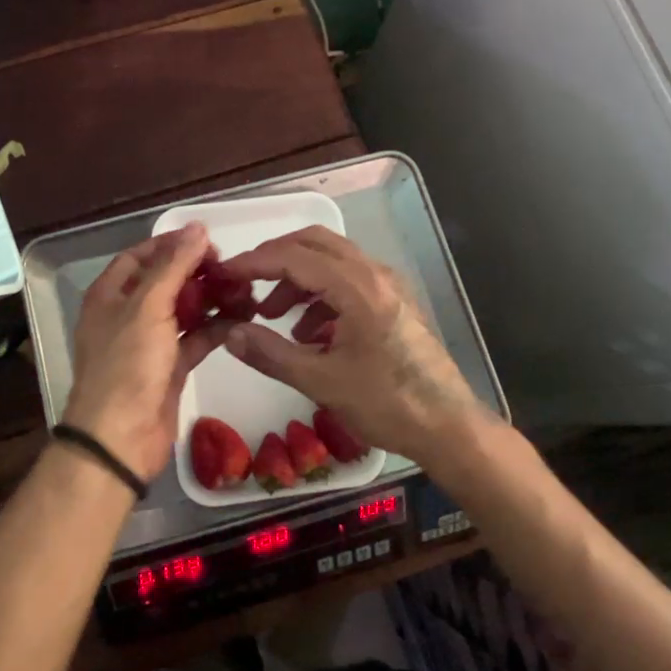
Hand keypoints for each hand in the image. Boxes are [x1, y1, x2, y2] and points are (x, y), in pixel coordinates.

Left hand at [63, 224, 228, 479]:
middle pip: (164, 282)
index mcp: (109, 295)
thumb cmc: (127, 365)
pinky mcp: (169, 368)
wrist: (120, 438)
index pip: (139, 256)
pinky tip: (242, 319)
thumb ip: (173, 266)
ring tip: (245, 290)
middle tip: (230, 268)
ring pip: (182, 311)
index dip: (170, 244)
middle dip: (196, 272)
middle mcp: (126, 314)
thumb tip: (197, 228)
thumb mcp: (148, 307)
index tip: (206, 240)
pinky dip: (215, 329)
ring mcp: (148, 343)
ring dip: (211, 300)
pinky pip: (194, 339)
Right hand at [219, 227, 481, 464]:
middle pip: (314, 243)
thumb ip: (270, 353)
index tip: (222, 274)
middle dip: (274, 259)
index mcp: (358, 288)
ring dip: (296, 278)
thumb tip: (228, 333)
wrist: (448, 427)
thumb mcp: (320, 382)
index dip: (252, 263)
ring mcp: (388, 286)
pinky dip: (319, 294)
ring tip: (270, 315)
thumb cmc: (386, 404)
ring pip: (331, 260)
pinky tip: (306, 333)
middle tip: (243, 283)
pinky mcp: (393, 302)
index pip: (293, 257)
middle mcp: (375, 274)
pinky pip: (348, 280)